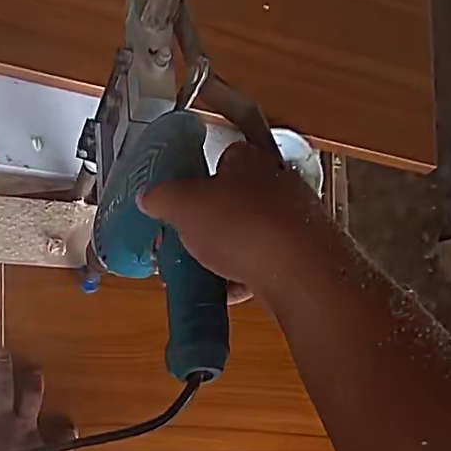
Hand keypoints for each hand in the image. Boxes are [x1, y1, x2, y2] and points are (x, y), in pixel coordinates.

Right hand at [138, 140, 340, 298]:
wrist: (299, 271)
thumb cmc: (242, 226)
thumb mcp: (185, 206)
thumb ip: (163, 197)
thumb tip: (148, 196)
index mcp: (249, 160)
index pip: (223, 157)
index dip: (199, 178)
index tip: (183, 200)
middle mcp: (277, 184)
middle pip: (235, 200)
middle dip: (210, 223)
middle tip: (186, 242)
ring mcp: (294, 221)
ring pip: (250, 235)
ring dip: (226, 253)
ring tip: (201, 272)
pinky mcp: (302, 256)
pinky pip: (266, 264)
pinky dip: (245, 277)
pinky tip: (226, 293)